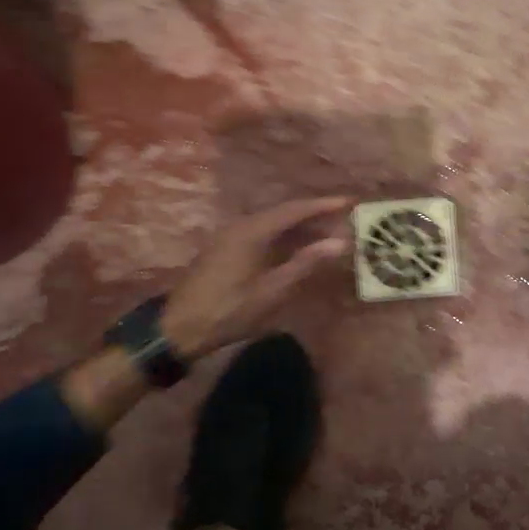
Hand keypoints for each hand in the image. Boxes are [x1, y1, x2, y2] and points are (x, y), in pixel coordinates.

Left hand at [162, 197, 352, 357]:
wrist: (179, 327)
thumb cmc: (228, 310)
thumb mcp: (272, 290)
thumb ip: (306, 263)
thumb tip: (340, 242)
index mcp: (252, 231)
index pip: (294, 210)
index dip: (323, 205)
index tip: (349, 202)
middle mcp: (241, 226)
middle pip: (284, 214)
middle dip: (315, 218)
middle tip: (345, 223)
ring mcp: (231, 237)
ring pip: (273, 225)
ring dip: (301, 230)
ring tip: (329, 236)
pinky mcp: (227, 249)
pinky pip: (263, 235)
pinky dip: (285, 239)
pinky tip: (300, 250)